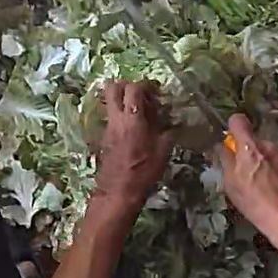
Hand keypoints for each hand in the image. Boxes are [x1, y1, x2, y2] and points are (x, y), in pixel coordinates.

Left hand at [92, 80, 174, 211]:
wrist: (118, 191)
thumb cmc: (143, 171)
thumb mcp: (163, 151)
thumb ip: (168, 132)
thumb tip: (173, 123)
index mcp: (132, 118)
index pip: (133, 88)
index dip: (145, 85)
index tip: (156, 93)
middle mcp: (116, 119)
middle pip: (113, 88)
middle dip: (127, 85)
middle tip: (141, 94)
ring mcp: (108, 127)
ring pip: (109, 101)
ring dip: (122, 99)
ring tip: (139, 111)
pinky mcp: (104, 136)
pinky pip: (111, 116)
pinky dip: (121, 114)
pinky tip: (134, 127)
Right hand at [217, 114, 277, 247]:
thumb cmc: (254, 202)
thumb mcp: (231, 184)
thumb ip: (226, 160)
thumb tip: (224, 146)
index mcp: (249, 148)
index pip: (238, 121)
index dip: (234, 129)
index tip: (233, 141)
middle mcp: (269, 145)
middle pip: (256, 142)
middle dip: (251, 153)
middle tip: (249, 174)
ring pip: (271, 153)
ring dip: (267, 163)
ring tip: (266, 184)